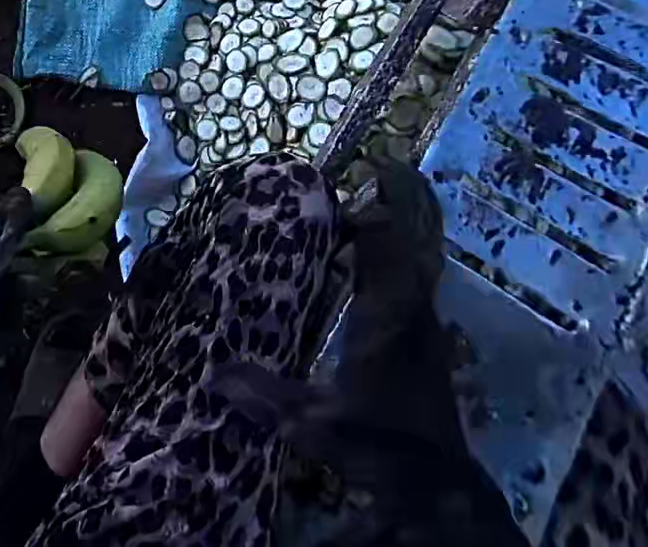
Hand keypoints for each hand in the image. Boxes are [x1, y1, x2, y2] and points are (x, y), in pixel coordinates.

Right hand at [205, 162, 523, 545]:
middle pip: (410, 237)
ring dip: (399, 220)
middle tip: (375, 162)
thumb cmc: (375, 443)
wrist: (434, 485)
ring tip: (370, 191)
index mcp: (385, 314)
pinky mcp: (421, 331)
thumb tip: (214, 373)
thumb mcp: (313, 423)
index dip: (364, 211)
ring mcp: (421, 318)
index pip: (383, 244)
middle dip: (397, 197)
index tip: (335, 188)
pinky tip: (367, 250)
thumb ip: (264, 396)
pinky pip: (413, 272)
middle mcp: (409, 307)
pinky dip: (396, 249)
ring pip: (417, 253)